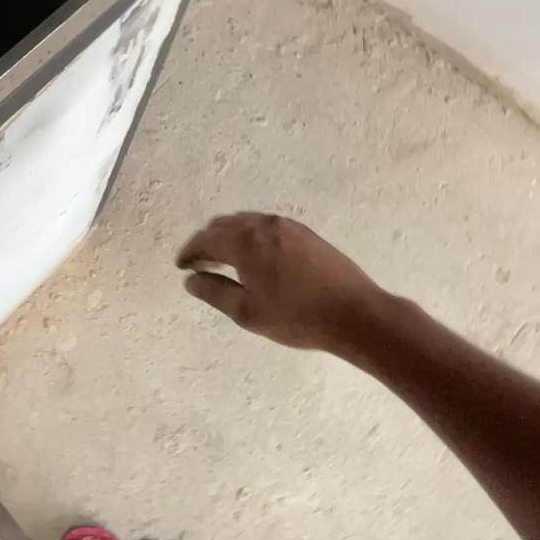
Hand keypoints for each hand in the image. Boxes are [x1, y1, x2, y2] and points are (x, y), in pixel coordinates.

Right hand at [176, 212, 400, 357]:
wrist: (356, 314)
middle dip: (207, 242)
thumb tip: (191, 280)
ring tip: (225, 261)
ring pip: (246, 222)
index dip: (189, 253)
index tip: (182, 268)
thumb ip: (214, 292)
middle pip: (224, 225)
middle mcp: (264, 225)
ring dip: (229, 236)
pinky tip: (255, 257)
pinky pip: (265, 226)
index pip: (205, 239)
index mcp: (246, 242)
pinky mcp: (305, 233)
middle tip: (200, 265)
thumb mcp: (247, 312)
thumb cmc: (297, 317)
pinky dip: (250, 236)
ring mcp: (287, 225)